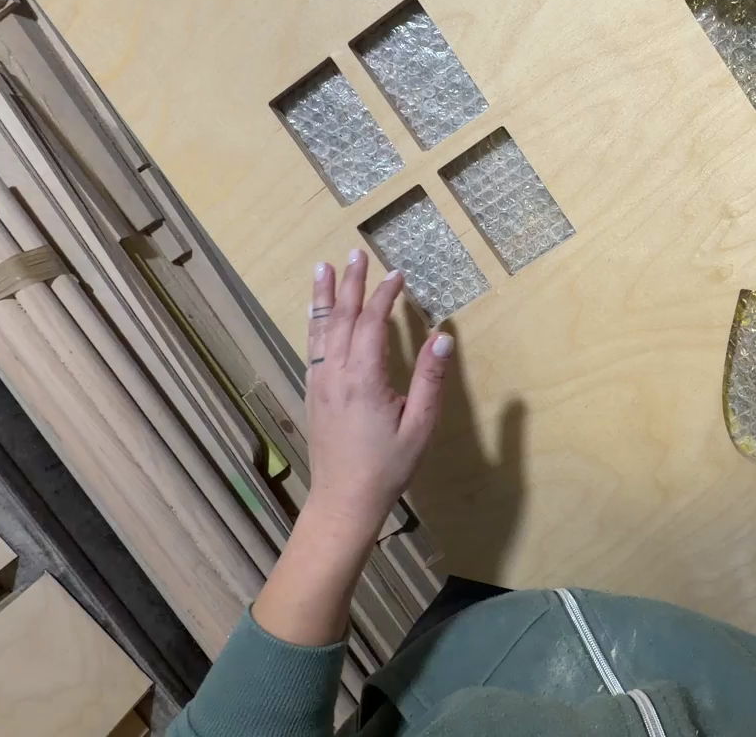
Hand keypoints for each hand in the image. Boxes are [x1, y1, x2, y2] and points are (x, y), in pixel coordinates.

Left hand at [302, 250, 451, 542]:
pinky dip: (314, 321)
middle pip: (341, 318)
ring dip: (323, 296)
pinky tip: (315, 312)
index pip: (372, 323)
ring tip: (323, 268)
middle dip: (350, 283)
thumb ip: (430, 381)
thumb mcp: (419, 427)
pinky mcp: (313, 392)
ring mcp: (320, 382)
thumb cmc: (387, 466)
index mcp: (364, 379)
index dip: (384, 296)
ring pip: (320, 329)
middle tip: (356, 253)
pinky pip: (312, 346)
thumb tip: (443, 338)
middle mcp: (336, 374)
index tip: (397, 274)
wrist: (343, 501)